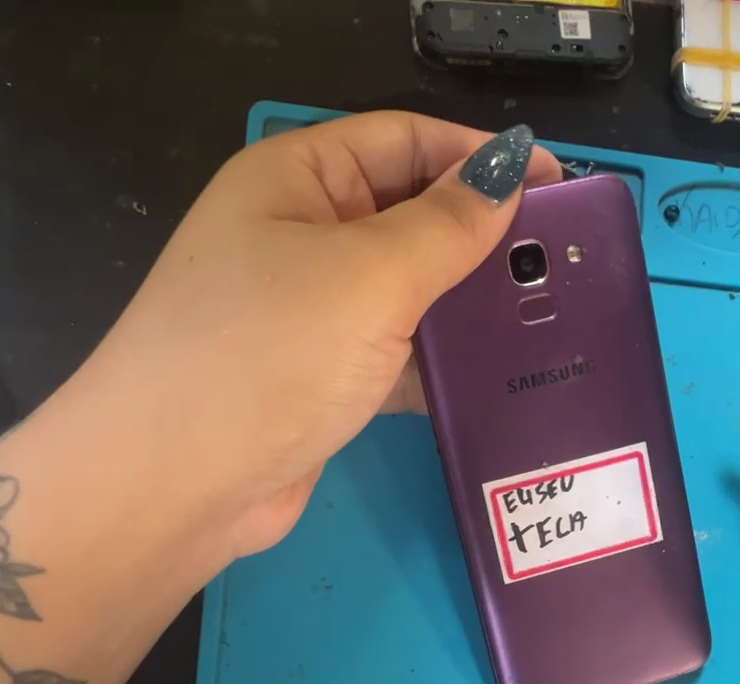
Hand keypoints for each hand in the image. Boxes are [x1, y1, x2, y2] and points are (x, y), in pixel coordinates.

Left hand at [83, 112, 560, 557]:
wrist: (178, 485)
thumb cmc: (266, 355)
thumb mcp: (366, 277)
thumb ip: (445, 227)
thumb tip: (507, 174)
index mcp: (297, 181)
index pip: (403, 141)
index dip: (480, 158)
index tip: (558, 186)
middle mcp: (300, 238)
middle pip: (409, 217)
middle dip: (481, 236)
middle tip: (560, 264)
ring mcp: (310, 315)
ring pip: (408, 293)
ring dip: (467, 305)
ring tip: (544, 320)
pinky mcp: (323, 380)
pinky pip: (396, 355)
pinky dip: (440, 362)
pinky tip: (493, 374)